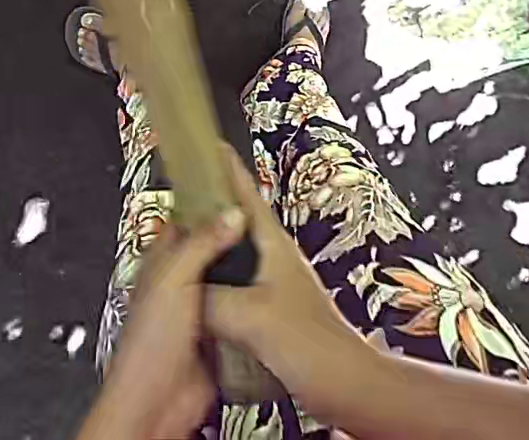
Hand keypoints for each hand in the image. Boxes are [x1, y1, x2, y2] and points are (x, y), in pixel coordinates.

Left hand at [80, 207, 246, 438]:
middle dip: (233, 237)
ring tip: (269, 253)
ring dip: (244, 272)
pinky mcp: (217, 335)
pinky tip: (265, 296)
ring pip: (226, 280)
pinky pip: (238, 313)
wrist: (157, 406)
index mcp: (163, 261)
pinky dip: (250, 306)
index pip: (186, 219)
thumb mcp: (176, 279)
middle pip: (211, 248)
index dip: (206, 202)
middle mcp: (180, 282)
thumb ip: (203, 242)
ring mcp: (199, 310)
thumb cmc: (147, 346)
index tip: (232, 187)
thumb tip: (231, 213)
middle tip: (259, 220)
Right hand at [203, 151, 374, 405]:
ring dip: (214, 243)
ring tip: (185, 239)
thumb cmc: (308, 341)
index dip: (229, 169)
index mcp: (273, 243)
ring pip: (237, 251)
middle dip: (214, 203)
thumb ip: (213, 300)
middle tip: (185, 194)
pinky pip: (237, 281)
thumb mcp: (251, 316)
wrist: (344, 381)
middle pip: (239, 219)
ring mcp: (274, 280)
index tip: (211, 146)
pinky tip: (201, 293)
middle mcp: (275, 255)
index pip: (248, 194)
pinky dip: (217, 278)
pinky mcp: (271, 307)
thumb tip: (184, 291)